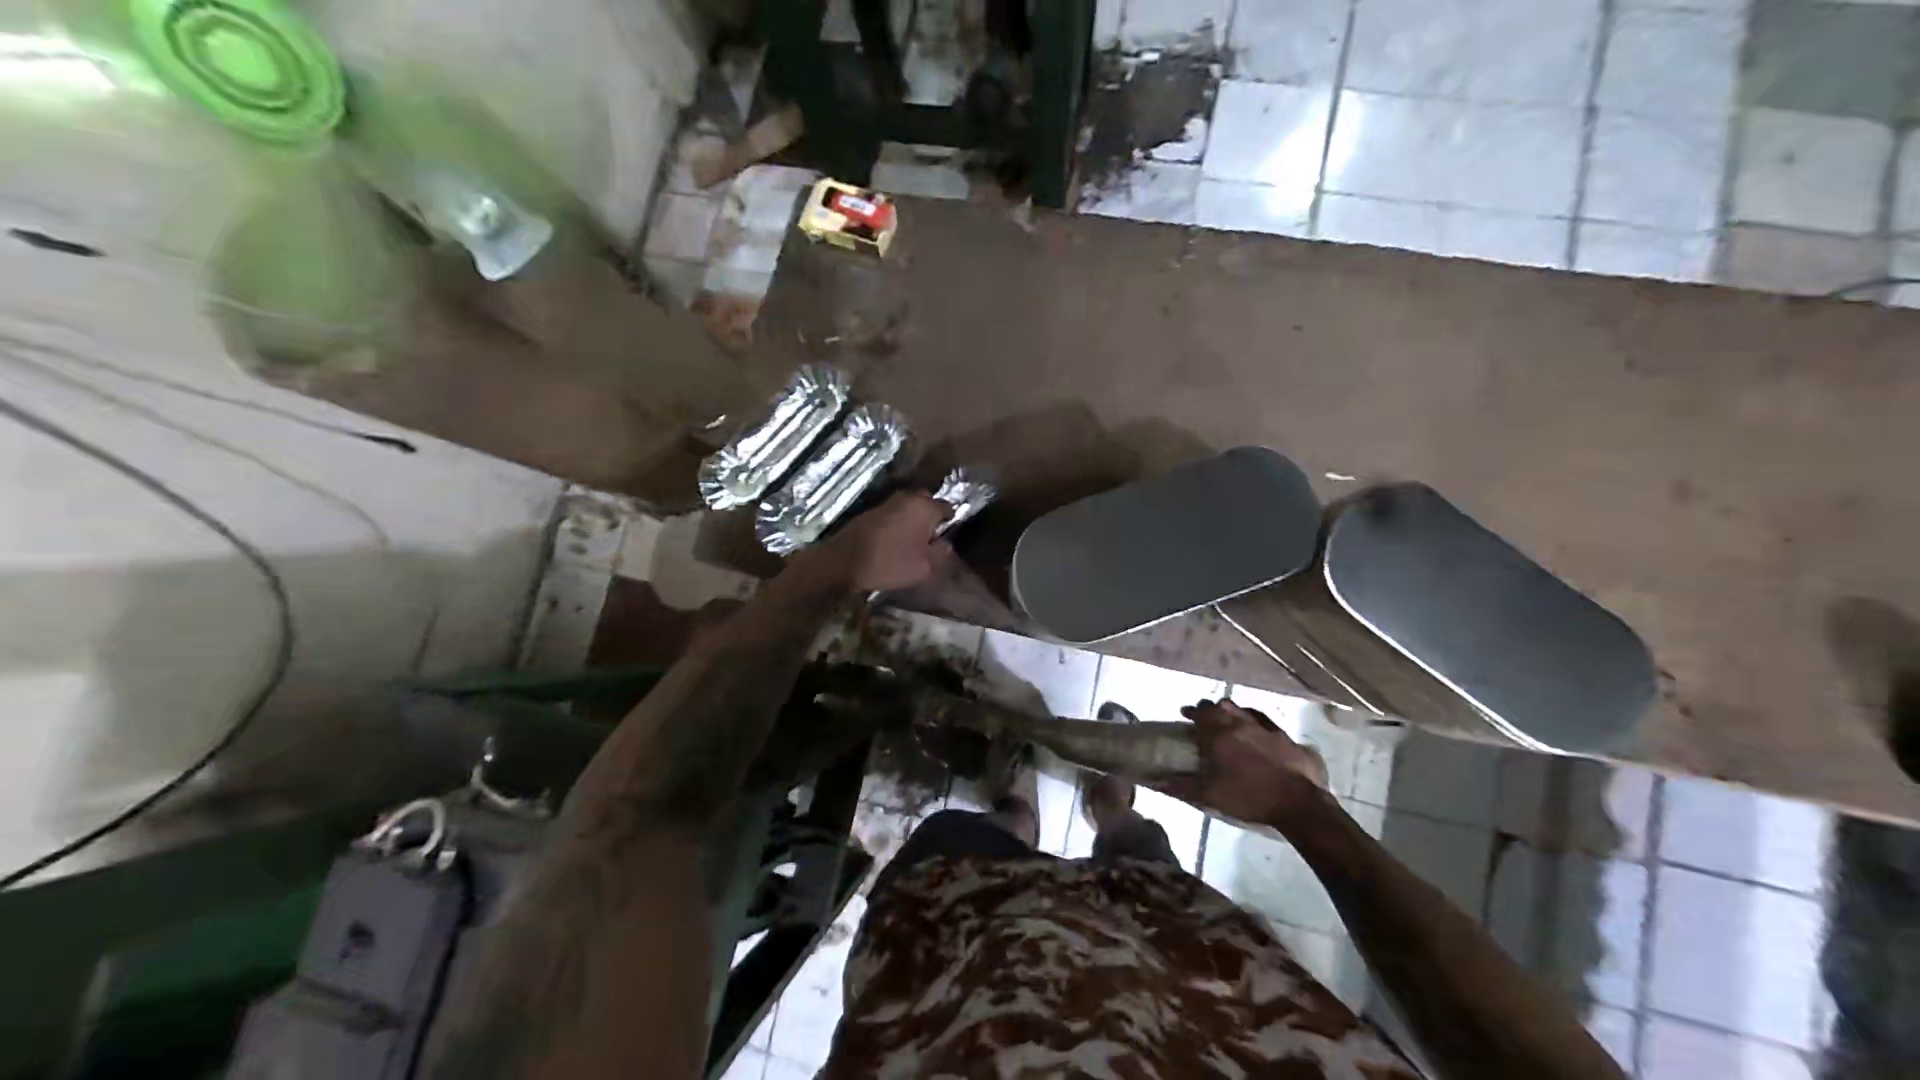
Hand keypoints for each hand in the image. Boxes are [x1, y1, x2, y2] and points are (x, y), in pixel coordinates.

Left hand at [790, 491, 951, 592]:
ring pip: (909, 509)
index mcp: (924, 506)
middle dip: (931, 518)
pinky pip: (894, 515)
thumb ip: (941, 553)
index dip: (950, 522)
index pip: (948, 507)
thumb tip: (945, 543)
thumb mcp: (924, 567)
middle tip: (932, 540)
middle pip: (927, 504)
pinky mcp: (871, 512)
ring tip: (914, 543)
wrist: (843, 561)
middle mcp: (907, 498)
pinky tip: (895, 542)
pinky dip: (898, 525)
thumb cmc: (890, 563)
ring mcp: (886, 503)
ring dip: (913, 521)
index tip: (948, 537)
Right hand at [1163, 699, 1329, 827]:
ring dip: (1231, 711)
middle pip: (1221, 708)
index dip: (1191, 712)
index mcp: (1220, 735)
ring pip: (1243, 710)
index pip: (1200, 714)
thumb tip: (1155, 781)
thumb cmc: (1248, 797)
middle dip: (1210, 709)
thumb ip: (1180, 786)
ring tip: (1227, 717)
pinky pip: (1265, 721)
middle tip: (1203, 717)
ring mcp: (1266, 729)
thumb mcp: (1209, 796)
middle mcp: (1241, 724)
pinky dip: (1255, 719)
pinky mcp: (1286, 738)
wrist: (1298, 804)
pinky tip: (1255, 725)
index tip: (1185, 715)